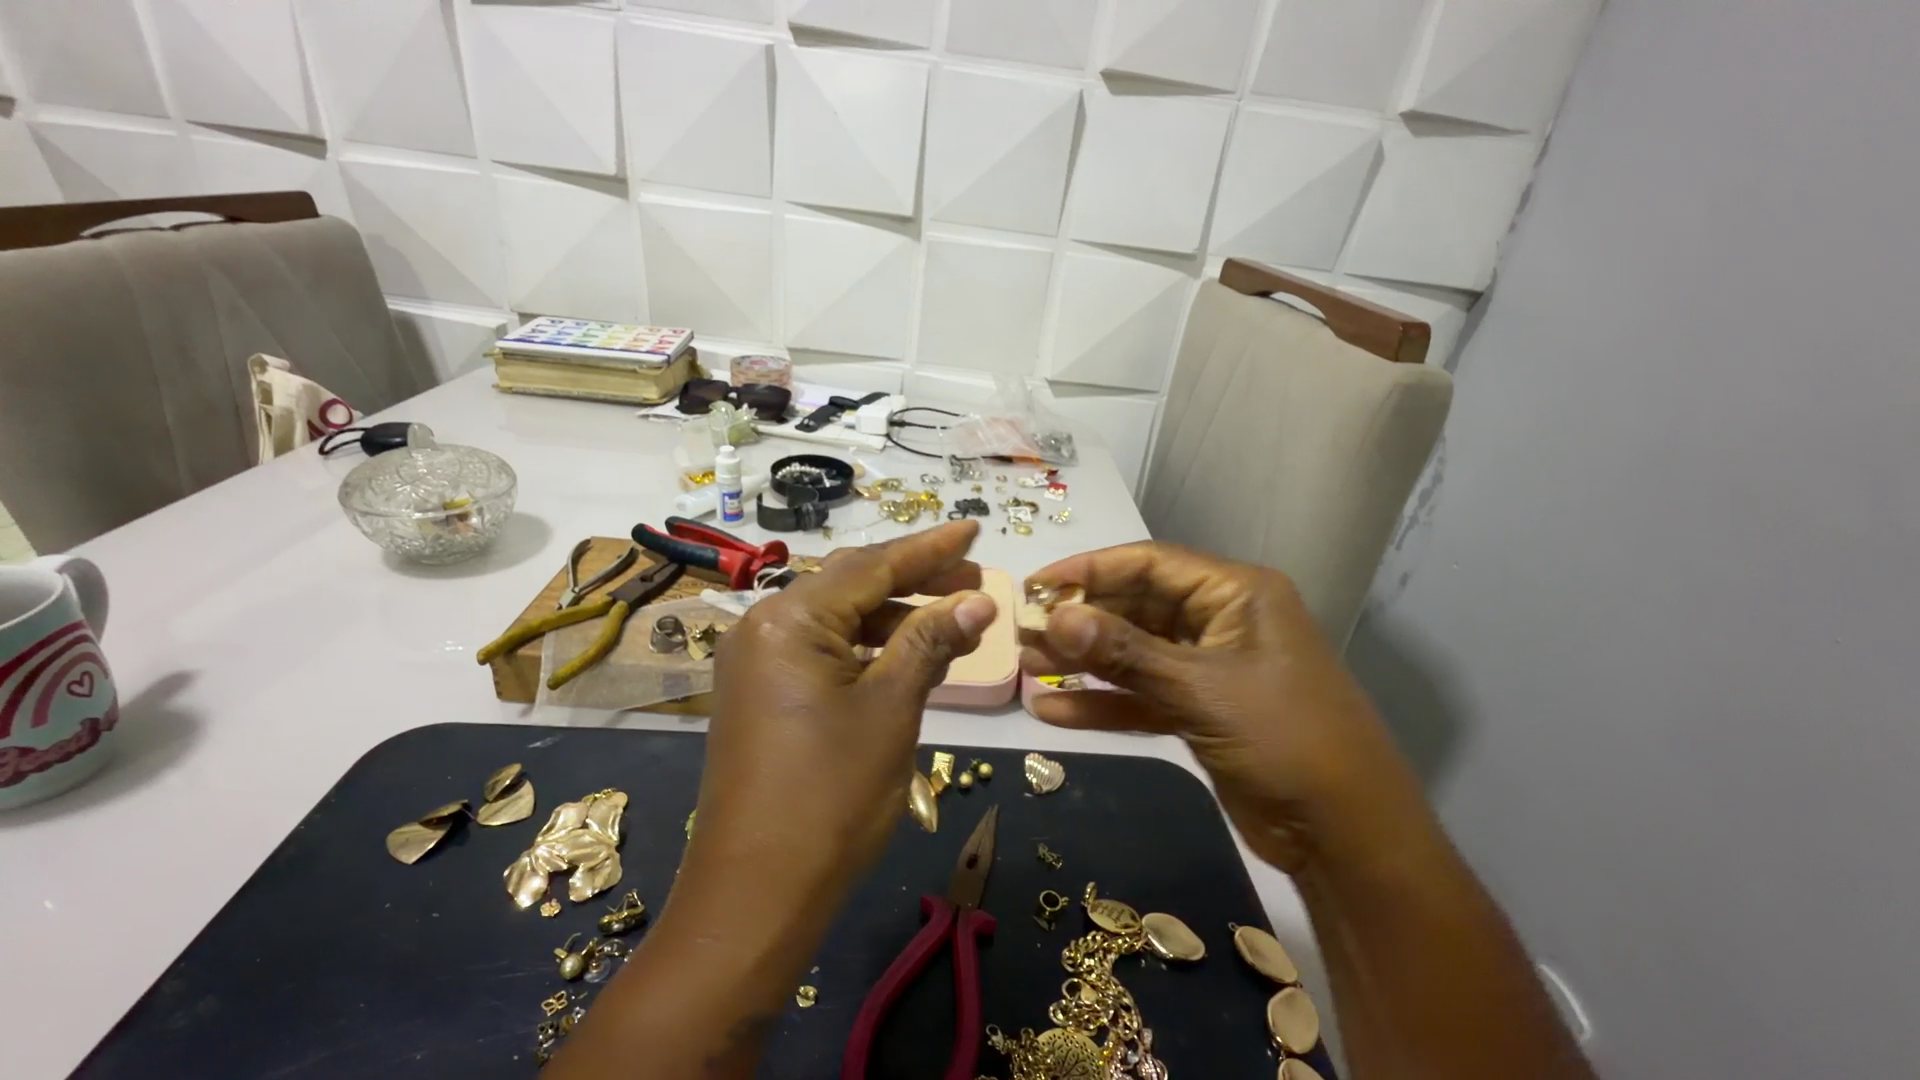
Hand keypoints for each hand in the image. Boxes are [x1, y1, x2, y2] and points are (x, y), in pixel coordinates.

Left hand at [692, 521, 998, 892]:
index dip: (929, 548)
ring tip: (954, 623)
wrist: (756, 891)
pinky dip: (866, 650)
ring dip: (894, 618)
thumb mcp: (891, 711)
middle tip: (975, 581)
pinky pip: (821, 653)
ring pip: (837, 621)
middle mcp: (762, 627)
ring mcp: (754, 663)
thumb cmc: (830, 795)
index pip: (871, 566)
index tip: (974, 530)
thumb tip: (979, 602)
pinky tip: (908, 658)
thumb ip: (930, 644)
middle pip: (851, 586)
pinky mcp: (758, 695)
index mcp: (789, 620)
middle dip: (915, 581)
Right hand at [1020, 542, 1427, 873]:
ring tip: (1025, 667)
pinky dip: (1103, 703)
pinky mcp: (1202, 712)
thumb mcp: (1200, 690)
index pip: (1149, 564)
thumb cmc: (1285, 740)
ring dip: (1084, 661)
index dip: (1089, 570)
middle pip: (1137, 607)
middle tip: (1021, 633)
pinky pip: (1143, 696)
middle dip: (1080, 620)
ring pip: (1135, 653)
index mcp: (1237, 594)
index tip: (1034, 587)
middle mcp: (1223, 621)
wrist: (1346, 834)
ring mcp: (1211, 669)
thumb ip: (1125, 653)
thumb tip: (1055, 618)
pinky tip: (1053, 712)